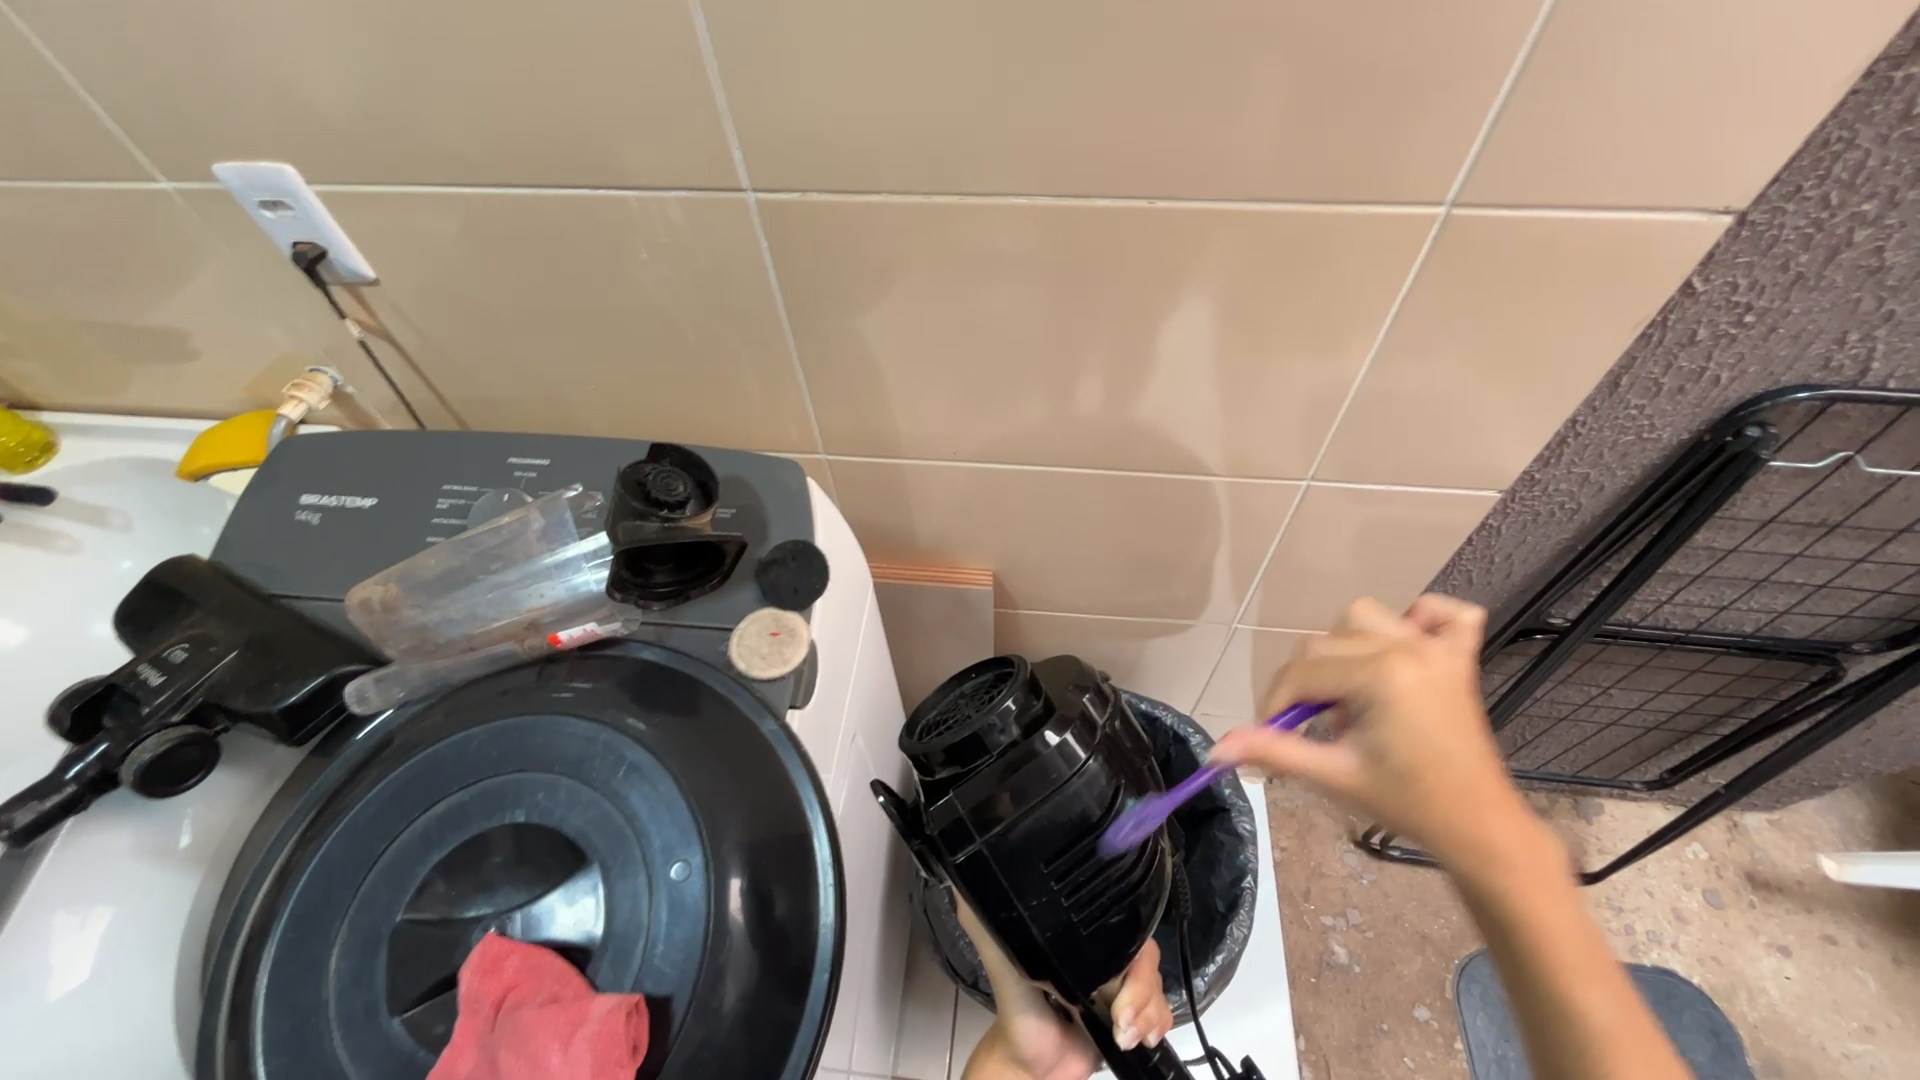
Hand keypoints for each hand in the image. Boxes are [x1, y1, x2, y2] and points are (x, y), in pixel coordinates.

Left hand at [956, 896, 1173, 1079]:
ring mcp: (1120, 985)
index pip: (1122, 927)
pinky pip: (1162, 1010)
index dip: (1131, 958)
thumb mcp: (1005, 971)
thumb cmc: (1018, 1019)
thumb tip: (964, 890)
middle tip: (1120, 1021)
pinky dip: (1157, 1025)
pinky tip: (1138, 1040)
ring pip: (1156, 984)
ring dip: (1148, 1014)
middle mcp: (1102, 956)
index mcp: (1079, 940)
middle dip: (1141, 993)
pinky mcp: (1133, 1014)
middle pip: (1144, 956)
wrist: (1034, 1072)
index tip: (1119, 992)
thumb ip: (989, 933)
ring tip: (1123, 1037)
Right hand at [1209, 594, 1530, 867]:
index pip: (1302, 673)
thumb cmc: (1406, 803)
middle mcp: (1408, 649)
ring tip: (1350, 693)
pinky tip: (1405, 647)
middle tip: (1316, 728)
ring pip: (1363, 617)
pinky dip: (1422, 619)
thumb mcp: (1332, 775)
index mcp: (1380, 676)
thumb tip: (1217, 749)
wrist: (1479, 828)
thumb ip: (1272, 751)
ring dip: (1345, 648)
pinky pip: (1444, 614)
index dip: (1276, 703)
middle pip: (1324, 643)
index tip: (1270, 733)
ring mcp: (1437, 649)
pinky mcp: (1460, 657)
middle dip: (1308, 684)